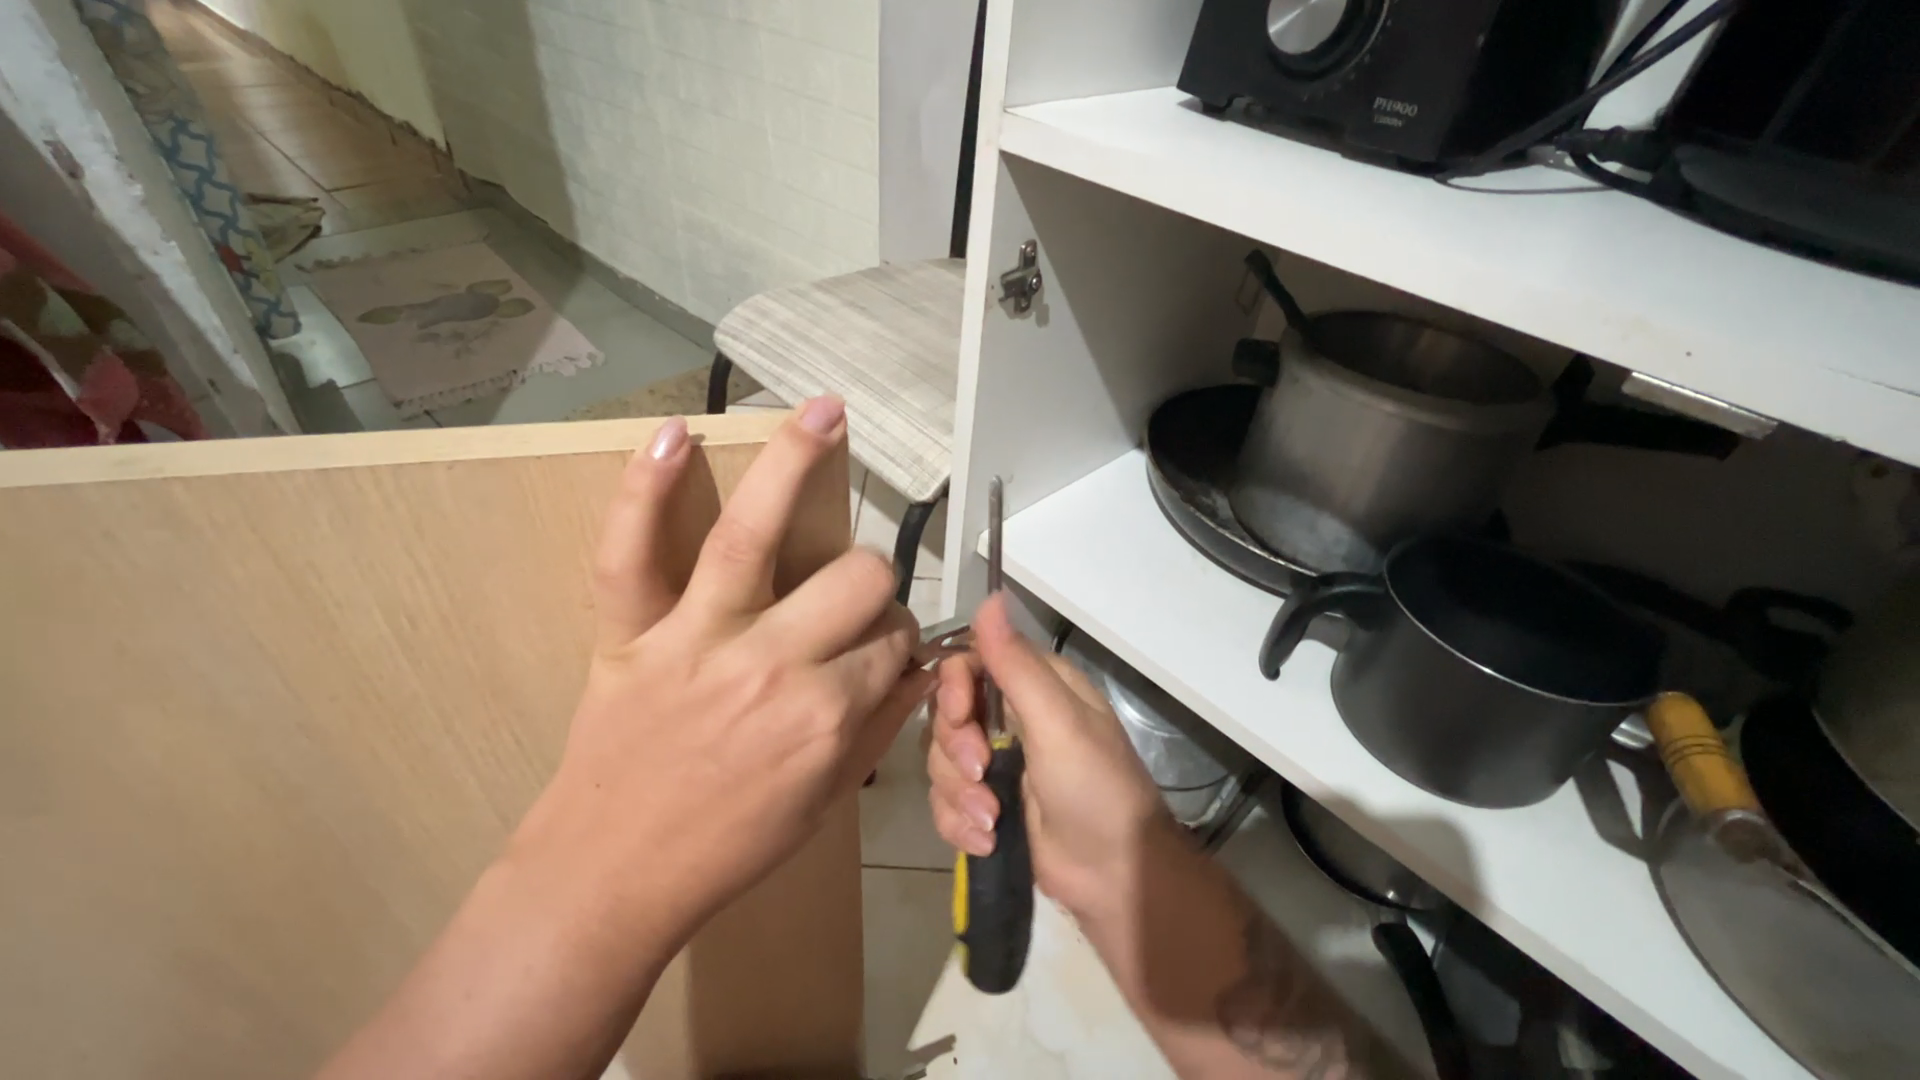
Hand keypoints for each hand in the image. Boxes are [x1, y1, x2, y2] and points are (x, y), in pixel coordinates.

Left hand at [515, 398, 931, 936]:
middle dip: (875, 586)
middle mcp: (773, 664)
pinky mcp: (630, 632)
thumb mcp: (825, 800)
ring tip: (823, 409)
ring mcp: (697, 639)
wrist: (613, 878)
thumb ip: (878, 726)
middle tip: (854, 601)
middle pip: (859, 579)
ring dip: (797, 459)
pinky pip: (629, 554)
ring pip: (756, 533)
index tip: (883, 652)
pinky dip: (643, 491)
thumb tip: (916, 668)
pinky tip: (672, 435)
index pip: (894, 641)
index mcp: (828, 714)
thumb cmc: (729, 849)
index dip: (898, 643)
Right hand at [927, 593, 1170, 920]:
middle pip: (946, 715)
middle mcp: (1012, 718)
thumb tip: (990, 597)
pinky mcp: (987, 805)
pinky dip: (959, 823)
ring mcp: (997, 765)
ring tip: (992, 821)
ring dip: (958, 795)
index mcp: (1035, 687)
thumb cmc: (1095, 789)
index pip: (969, 663)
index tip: (961, 716)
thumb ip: (1017, 665)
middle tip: (984, 776)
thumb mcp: (1058, 723)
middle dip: (956, 751)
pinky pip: (946, 802)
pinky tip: (986, 841)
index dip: (953, 688)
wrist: (1115, 878)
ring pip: (941, 762)